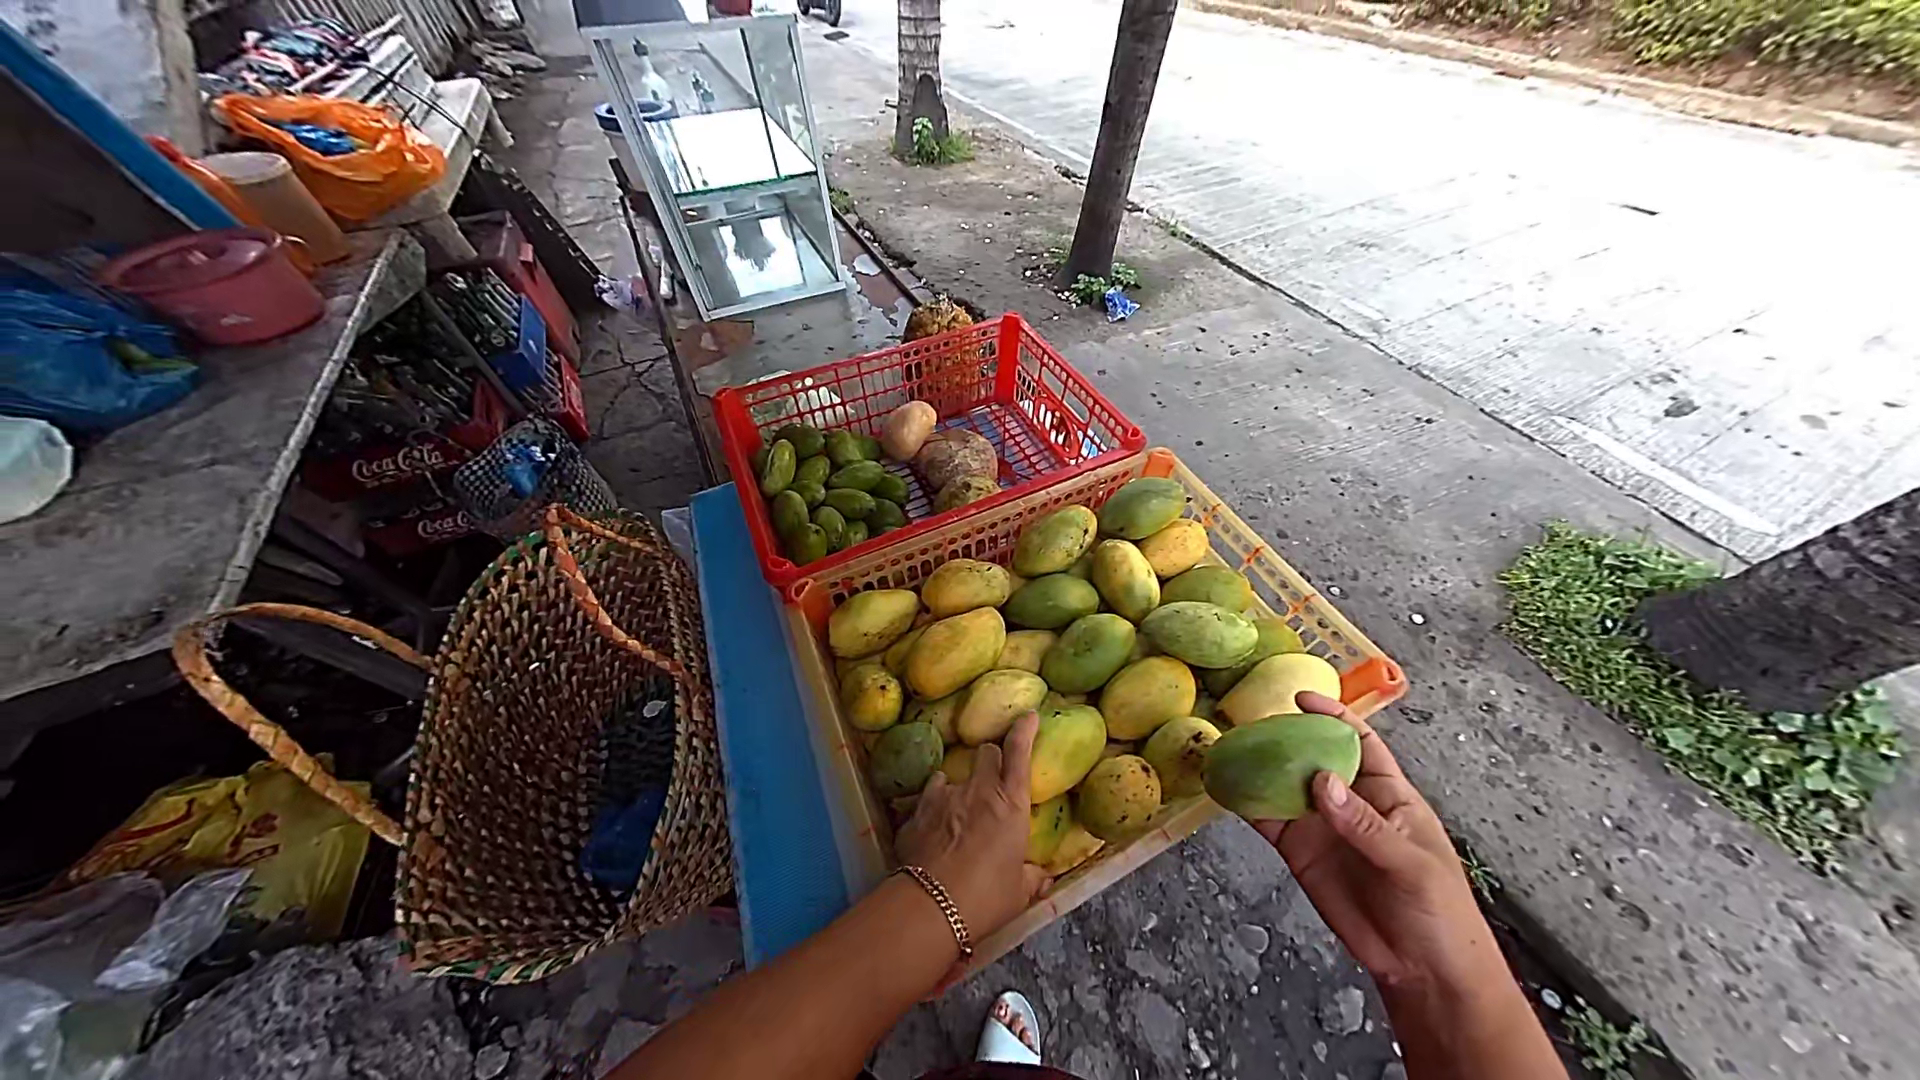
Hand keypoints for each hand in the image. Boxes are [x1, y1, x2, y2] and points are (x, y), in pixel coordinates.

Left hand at [894, 710, 1048, 943]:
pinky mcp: (917, 810)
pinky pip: (928, 797)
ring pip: (951, 774)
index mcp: (1011, 804)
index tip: (1028, 715)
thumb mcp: (1019, 892)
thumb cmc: (987, 898)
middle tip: (992, 780)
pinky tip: (932, 829)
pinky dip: (933, 807)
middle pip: (985, 753)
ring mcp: (944, 795)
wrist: (932, 907)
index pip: (1019, 753)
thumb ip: (1031, 877)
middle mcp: (978, 790)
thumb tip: (1042, 877)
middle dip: (990, 759)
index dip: (1024, 730)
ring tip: (956, 813)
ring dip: (957, 787)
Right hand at [1251, 693, 1501, 992]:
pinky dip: (1244, 800)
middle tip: (1251, 724)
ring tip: (1227, 748)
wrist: (1420, 971)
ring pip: (1282, 782)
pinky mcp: (1297, 847)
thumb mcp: (1412, 865)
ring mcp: (1319, 822)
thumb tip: (1320, 781)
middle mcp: (1346, 799)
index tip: (1301, 699)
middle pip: (1311, 755)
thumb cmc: (1439, 912)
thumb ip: (1365, 824)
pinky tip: (1225, 786)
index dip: (1333, 717)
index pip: (1358, 742)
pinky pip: (1266, 816)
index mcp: (1385, 792)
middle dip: (1284, 737)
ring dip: (1257, 766)